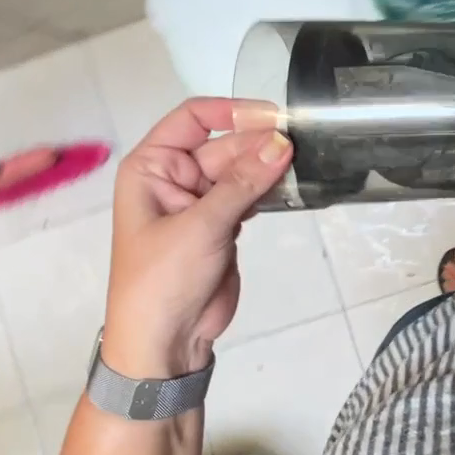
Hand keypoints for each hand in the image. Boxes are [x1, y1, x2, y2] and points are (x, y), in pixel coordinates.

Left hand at [103, 98, 292, 377]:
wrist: (164, 342)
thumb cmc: (164, 279)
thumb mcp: (201, 226)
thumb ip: (243, 183)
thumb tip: (282, 142)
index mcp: (152, 167)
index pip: (192, 118)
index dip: (231, 111)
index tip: (273, 117)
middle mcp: (174, 177)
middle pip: (223, 144)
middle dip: (258, 144)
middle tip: (299, 147)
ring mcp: (200, 202)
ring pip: (240, 170)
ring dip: (268, 167)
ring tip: (303, 162)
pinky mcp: (223, 225)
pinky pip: (249, 195)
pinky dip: (269, 190)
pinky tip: (292, 186)